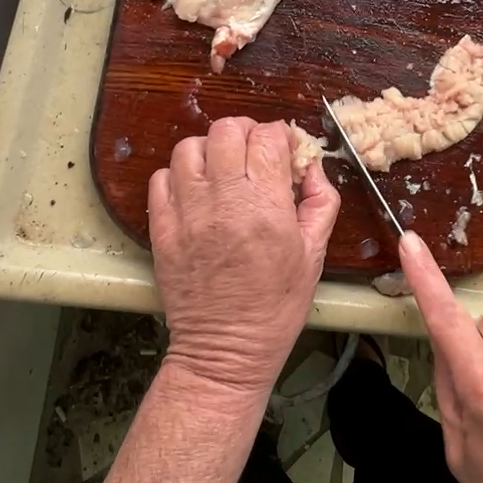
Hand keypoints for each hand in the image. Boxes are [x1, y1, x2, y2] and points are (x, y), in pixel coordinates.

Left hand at [149, 117, 339, 392]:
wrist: (224, 352)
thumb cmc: (275, 306)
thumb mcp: (315, 254)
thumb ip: (321, 202)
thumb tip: (312, 166)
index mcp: (267, 207)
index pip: (268, 137)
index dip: (279, 136)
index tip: (284, 151)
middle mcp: (224, 201)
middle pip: (227, 130)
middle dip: (245, 133)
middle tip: (254, 153)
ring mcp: (188, 213)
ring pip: (190, 147)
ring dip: (210, 150)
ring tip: (222, 170)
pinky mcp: (161, 228)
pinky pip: (161, 178)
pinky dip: (179, 175)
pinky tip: (196, 192)